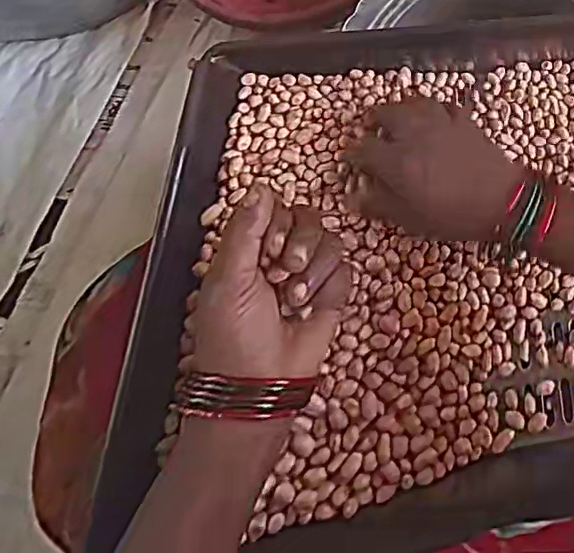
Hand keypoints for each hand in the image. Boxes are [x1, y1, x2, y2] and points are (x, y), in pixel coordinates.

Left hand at [192, 183, 351, 379]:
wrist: (259, 387)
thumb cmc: (232, 338)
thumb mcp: (229, 279)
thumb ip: (245, 230)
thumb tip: (260, 187)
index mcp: (251, 246)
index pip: (277, 206)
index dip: (278, 223)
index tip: (269, 249)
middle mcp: (281, 254)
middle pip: (307, 218)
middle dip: (298, 245)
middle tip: (282, 274)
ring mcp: (308, 272)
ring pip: (329, 241)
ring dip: (313, 271)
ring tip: (295, 299)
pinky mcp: (332, 292)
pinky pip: (345, 268)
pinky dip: (329, 287)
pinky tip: (311, 308)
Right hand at [344, 97, 525, 241]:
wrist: (503, 199)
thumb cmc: (454, 215)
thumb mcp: (411, 219)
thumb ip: (380, 204)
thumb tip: (354, 197)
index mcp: (396, 160)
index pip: (363, 148)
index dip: (352, 153)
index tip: (350, 157)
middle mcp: (414, 133)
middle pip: (384, 114)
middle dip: (373, 121)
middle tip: (371, 130)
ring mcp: (440, 121)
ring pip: (413, 102)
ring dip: (401, 108)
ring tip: (398, 119)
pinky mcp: (462, 119)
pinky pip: (442, 105)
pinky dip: (433, 109)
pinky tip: (433, 118)